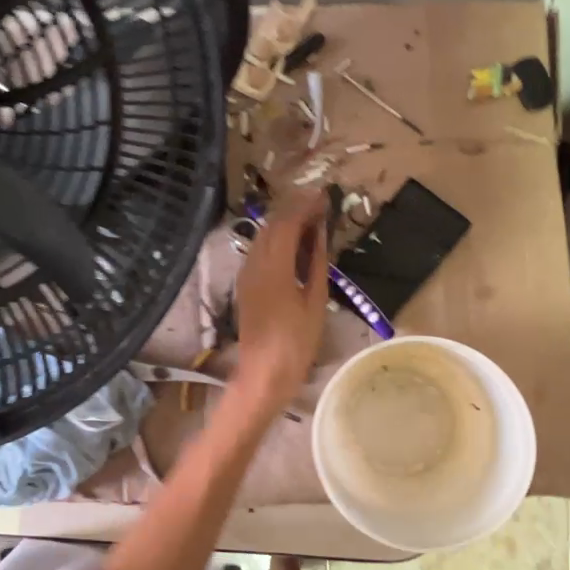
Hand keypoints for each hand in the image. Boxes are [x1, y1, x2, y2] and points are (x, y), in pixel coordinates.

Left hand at [233, 191, 328, 406]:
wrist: (263, 374)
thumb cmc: (296, 343)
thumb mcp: (315, 301)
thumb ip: (316, 262)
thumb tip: (320, 232)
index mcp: (273, 266)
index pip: (287, 223)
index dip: (305, 206)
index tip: (324, 196)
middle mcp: (254, 264)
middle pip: (272, 225)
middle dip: (294, 209)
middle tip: (318, 203)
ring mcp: (246, 274)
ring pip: (263, 236)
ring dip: (284, 222)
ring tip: (309, 218)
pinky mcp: (245, 284)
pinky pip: (259, 251)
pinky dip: (276, 239)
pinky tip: (292, 243)